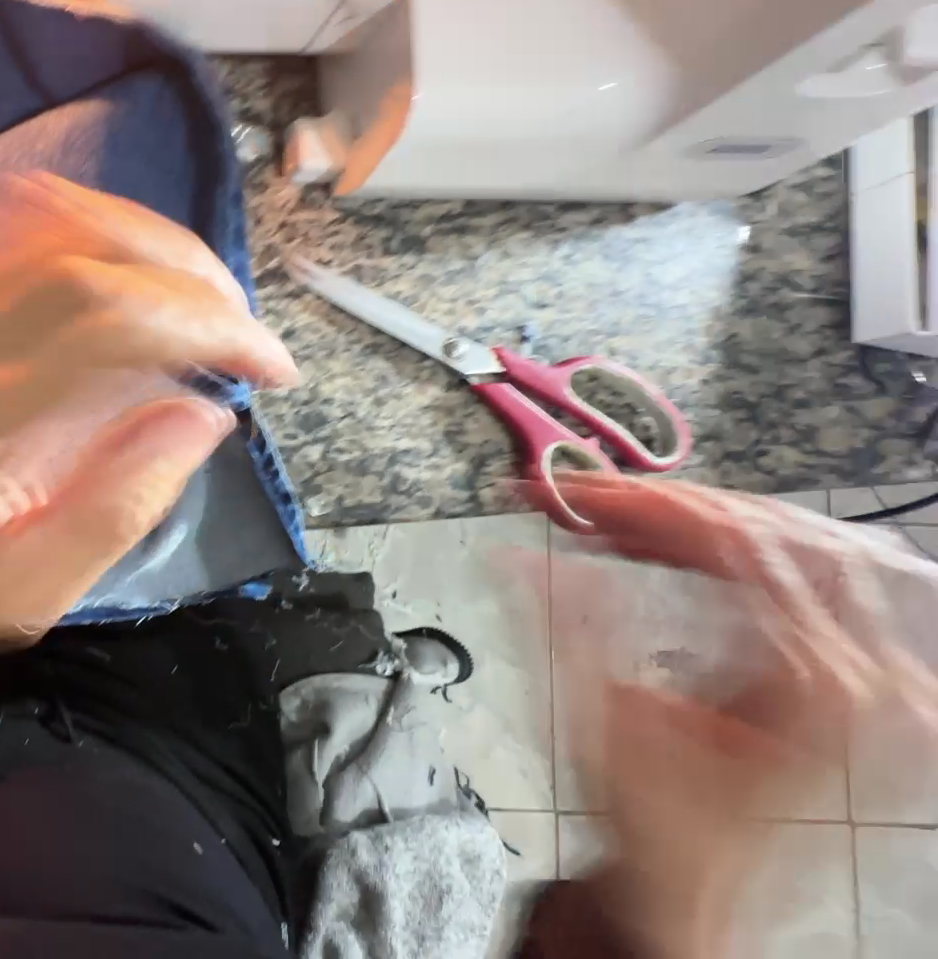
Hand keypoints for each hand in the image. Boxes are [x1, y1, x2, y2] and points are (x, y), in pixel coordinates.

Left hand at [0, 173, 298, 674]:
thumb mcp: (29, 591)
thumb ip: (120, 504)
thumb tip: (208, 414)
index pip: (102, 321)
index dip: (205, 325)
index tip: (271, 368)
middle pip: (84, 253)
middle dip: (193, 280)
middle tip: (248, 337)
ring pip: (56, 219)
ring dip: (153, 247)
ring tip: (207, 305)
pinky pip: (23, 225)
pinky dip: (100, 232)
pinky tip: (140, 276)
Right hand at [545, 474, 937, 957]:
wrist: (683, 894)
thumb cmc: (652, 828)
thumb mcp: (598, 719)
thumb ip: (564, 623)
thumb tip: (515, 554)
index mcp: (815, 687)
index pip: (740, 544)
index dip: (645, 505)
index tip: (574, 495)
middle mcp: (868, 681)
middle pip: (785, 532)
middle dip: (673, 503)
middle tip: (590, 501)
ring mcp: (874, 685)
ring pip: (806, 546)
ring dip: (705, 521)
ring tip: (620, 520)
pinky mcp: (851, 686)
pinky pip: (808, 582)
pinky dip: (731, 553)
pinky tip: (668, 551)